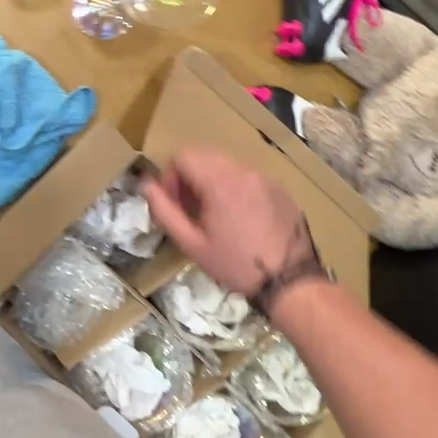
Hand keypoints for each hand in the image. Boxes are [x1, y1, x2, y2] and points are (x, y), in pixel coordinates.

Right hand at [143, 148, 325, 303]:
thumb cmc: (236, 264)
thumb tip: (146, 185)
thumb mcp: (191, 243)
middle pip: (203, 156)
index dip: (169, 177)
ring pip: (225, 165)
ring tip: (213, 214)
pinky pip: (247, 176)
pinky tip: (239, 218)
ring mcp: (265, 177)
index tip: (173, 203)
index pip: (182, 156)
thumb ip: (164, 210)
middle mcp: (244, 171)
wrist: (291, 281)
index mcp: (220, 182)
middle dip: (188, 178)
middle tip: (190, 209)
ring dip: (210, 182)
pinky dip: (233, 188)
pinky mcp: (280, 187)